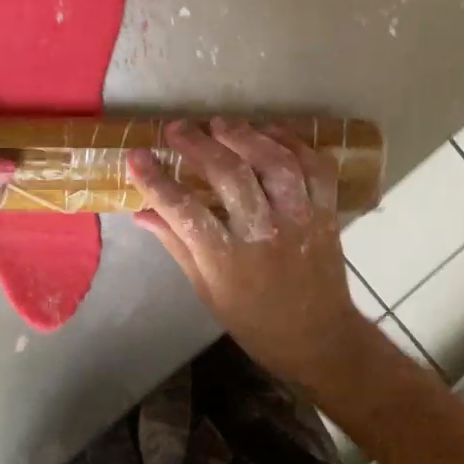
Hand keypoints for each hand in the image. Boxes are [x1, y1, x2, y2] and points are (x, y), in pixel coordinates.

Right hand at [127, 118, 377, 384]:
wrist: (318, 338)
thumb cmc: (253, 319)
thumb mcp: (206, 289)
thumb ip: (176, 244)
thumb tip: (141, 211)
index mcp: (227, 260)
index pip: (184, 211)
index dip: (157, 181)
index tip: (136, 156)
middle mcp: (264, 234)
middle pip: (231, 176)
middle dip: (200, 145)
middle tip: (177, 129)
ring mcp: (300, 219)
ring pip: (276, 164)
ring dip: (246, 136)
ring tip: (220, 124)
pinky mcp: (327, 212)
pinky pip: (315, 167)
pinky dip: (293, 143)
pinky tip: (268, 132)